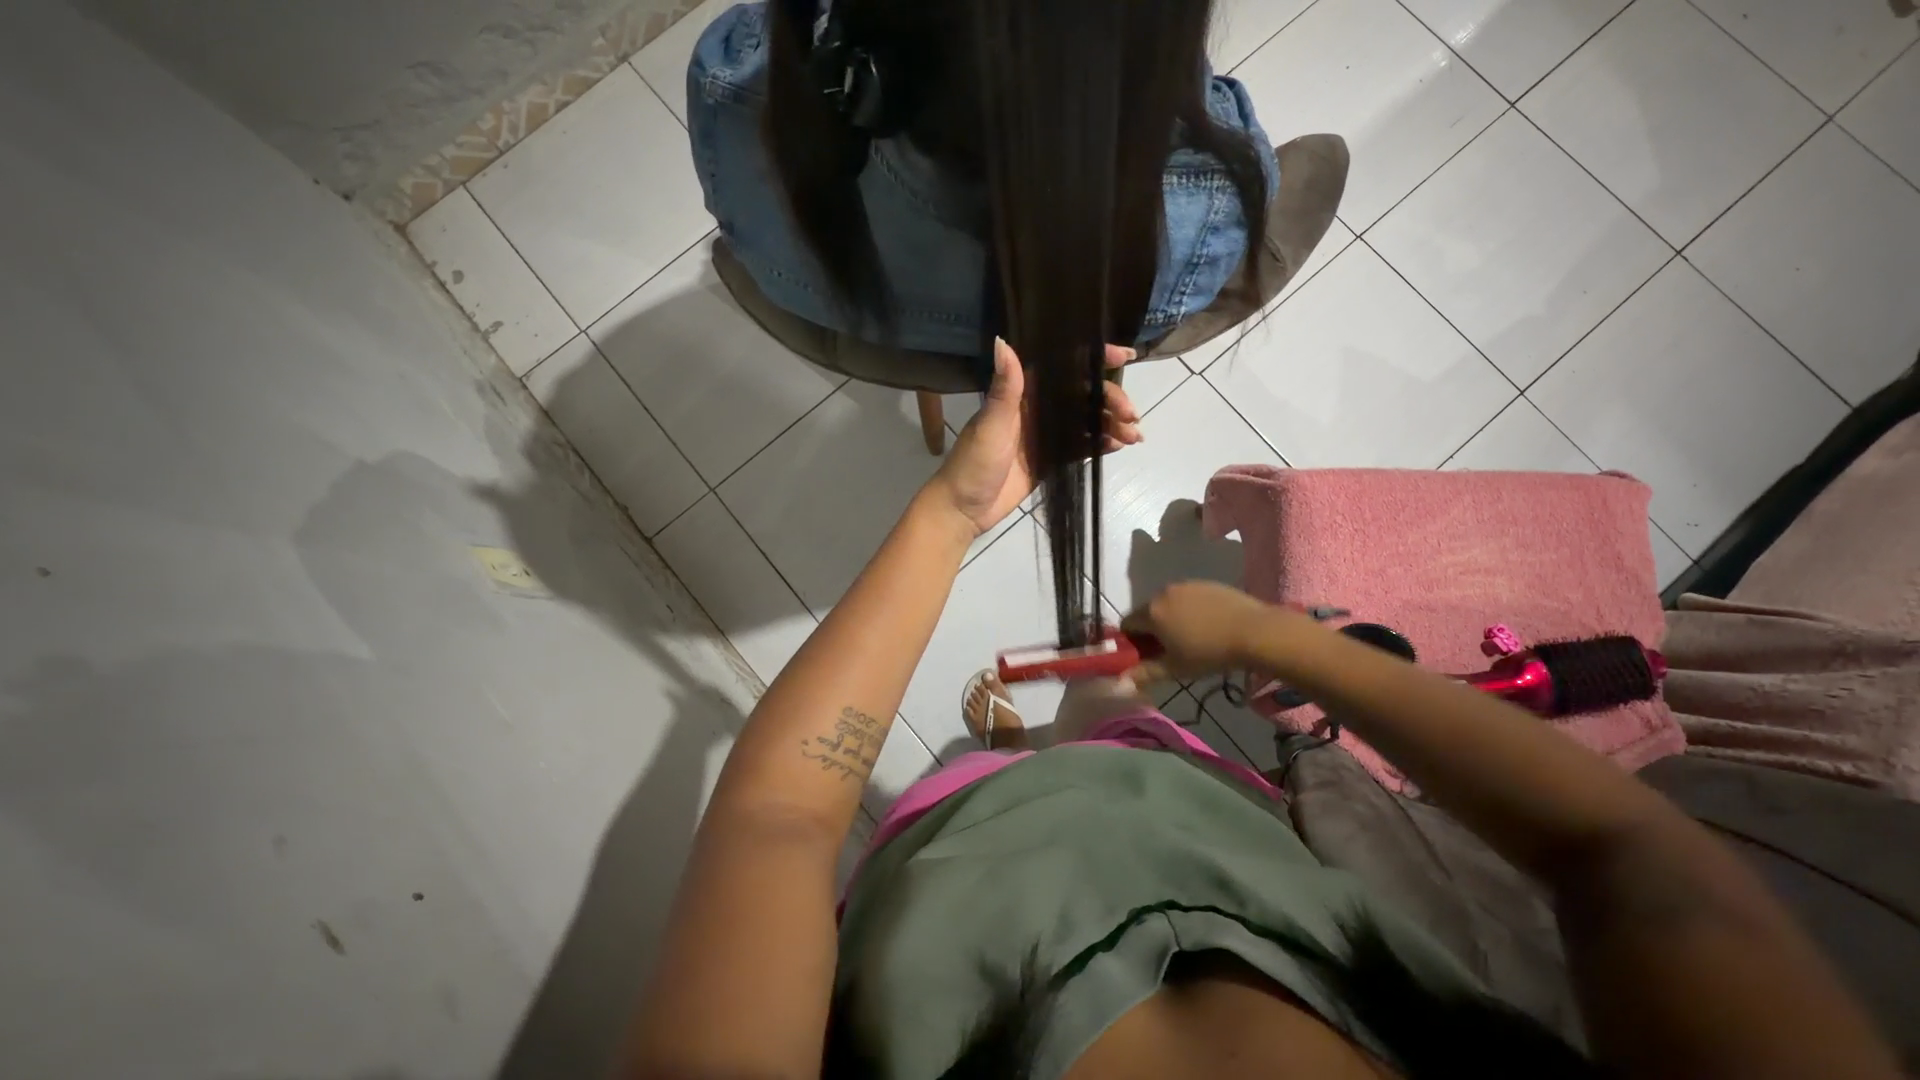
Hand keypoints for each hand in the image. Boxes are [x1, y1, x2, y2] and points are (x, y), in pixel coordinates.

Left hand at [924, 337, 1143, 537]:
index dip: (1094, 359)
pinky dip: (1100, 444)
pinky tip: (1119, 446)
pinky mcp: (1048, 460)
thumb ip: (1004, 387)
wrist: (961, 509)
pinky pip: (1079, 446)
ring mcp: (1043, 435)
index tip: (1125, 357)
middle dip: (1110, 400)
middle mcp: (1035, 409)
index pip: (1062, 367)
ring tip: (1134, 434)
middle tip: (1132, 414)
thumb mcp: (990, 424)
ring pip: (1085, 420)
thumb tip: (1003, 341)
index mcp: (1020, 394)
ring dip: (1110, 423)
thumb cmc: (972, 463)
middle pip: (1081, 395)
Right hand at [1121, 581, 1280, 684]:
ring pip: (1168, 603)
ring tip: (1193, 637)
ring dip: (1171, 618)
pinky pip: (1188, 596)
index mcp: (1151, 611)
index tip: (1147, 656)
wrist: (1255, 631)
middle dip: (1152, 630)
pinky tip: (1209, 625)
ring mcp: (1186, 584)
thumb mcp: (1175, 669)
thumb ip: (1145, 673)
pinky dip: (1190, 609)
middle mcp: (1163, 592)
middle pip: (1147, 612)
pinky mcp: (1206, 582)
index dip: (1132, 642)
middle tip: (1171, 650)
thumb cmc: (1209, 653)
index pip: (1127, 624)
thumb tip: (1121, 681)